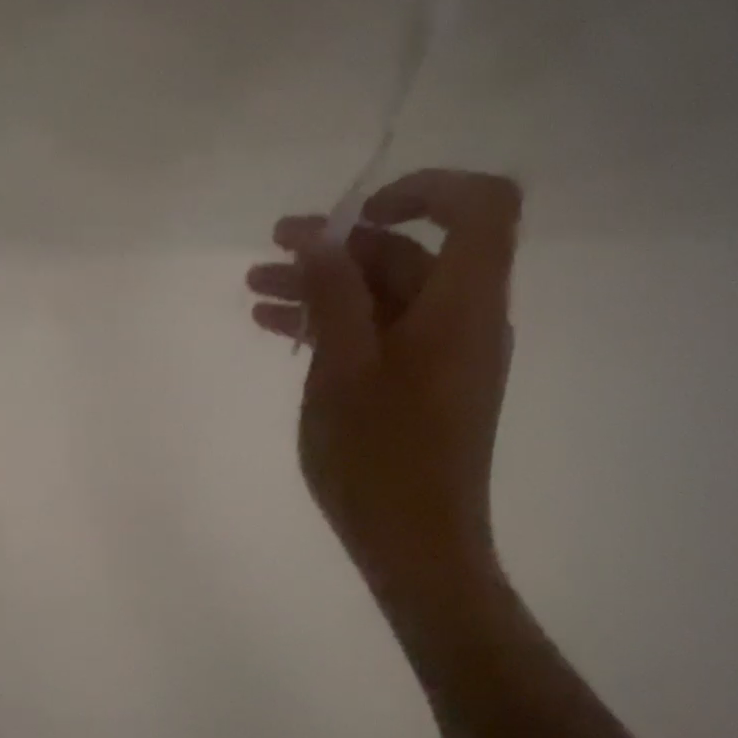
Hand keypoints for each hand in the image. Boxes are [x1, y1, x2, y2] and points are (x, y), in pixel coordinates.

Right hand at [245, 168, 522, 585]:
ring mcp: (445, 358)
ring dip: (325, 289)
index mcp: (461, 306)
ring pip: (387, 299)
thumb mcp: (342, 371)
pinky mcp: (425, 389)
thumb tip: (318, 235)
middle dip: (337, 249)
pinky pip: (384, 336)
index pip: (480, 207)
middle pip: (411, 255)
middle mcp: (465, 321)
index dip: (424, 189)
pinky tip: (282, 334)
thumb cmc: (380, 459)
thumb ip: (332, 295)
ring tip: (256, 295)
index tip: (355, 214)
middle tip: (269, 253)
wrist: (417, 548)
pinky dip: (337, 326)